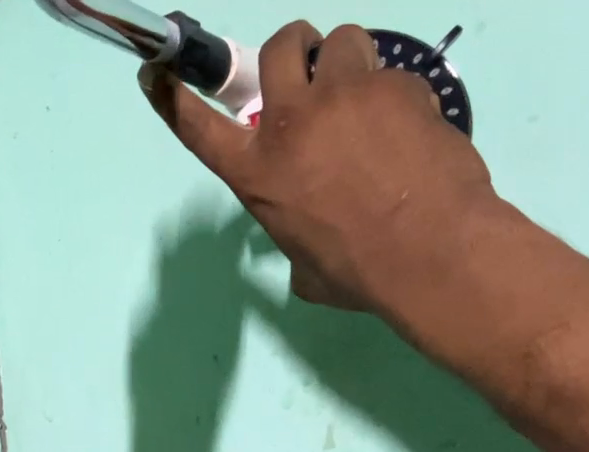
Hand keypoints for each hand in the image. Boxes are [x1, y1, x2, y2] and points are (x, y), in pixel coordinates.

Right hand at [141, 22, 498, 317]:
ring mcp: (345, 96)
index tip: (159, 71)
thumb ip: (293, 230)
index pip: (200, 127)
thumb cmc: (358, 273)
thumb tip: (308, 232)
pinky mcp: (397, 85)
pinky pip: (392, 75)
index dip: (174, 97)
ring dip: (349, 64)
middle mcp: (291, 123)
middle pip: (279, 47)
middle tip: (311, 69)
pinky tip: (412, 133)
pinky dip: (397, 98)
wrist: (430, 252)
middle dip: (294, 49)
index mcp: (257, 174)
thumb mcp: (302, 264)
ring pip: (342, 41)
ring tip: (367, 101)